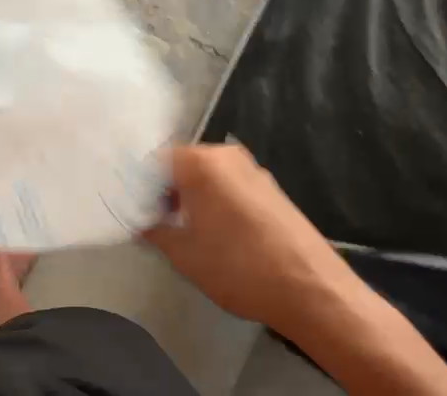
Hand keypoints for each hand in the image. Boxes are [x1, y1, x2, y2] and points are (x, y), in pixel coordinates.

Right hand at [144, 144, 353, 332]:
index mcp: (200, 161)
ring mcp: (253, 170)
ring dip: (192, 198)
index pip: (153, 161)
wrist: (314, 291)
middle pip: (181, 165)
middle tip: (154, 222)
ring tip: (185, 232)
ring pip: (208, 177)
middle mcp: (226, 155)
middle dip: (165, 191)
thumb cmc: (240, 267)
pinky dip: (217, 203)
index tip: (132, 210)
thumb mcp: (184, 255)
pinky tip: (218, 236)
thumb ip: (154, 231)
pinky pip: (231, 187)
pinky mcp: (272, 189)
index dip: (138, 186)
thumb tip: (139, 222)